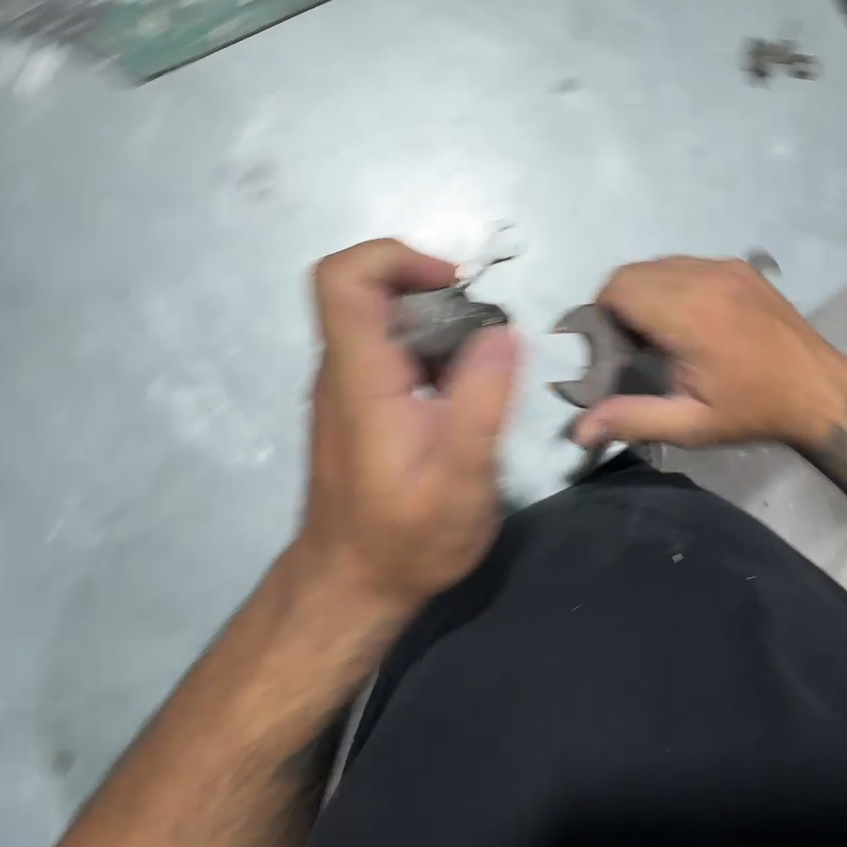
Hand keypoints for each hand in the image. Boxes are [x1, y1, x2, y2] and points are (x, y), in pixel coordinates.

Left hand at [301, 240, 520, 607]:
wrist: (351, 588)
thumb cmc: (405, 540)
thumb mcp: (460, 479)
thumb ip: (481, 401)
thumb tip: (503, 330)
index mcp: (360, 378)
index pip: (343, 278)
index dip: (395, 257)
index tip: (454, 285)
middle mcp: (343, 372)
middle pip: (372, 292)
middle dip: (438, 297)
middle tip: (489, 341)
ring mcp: (349, 390)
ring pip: (388, 323)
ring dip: (443, 329)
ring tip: (486, 375)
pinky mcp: (362, 408)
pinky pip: (396, 355)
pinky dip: (437, 356)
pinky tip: (465, 400)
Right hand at [571, 257, 846, 449]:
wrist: (818, 390)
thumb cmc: (753, 411)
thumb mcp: (692, 425)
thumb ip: (632, 419)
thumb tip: (578, 430)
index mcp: (691, 316)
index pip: (619, 289)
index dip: (603, 317)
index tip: (615, 352)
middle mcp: (706, 279)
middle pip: (633, 273)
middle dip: (619, 306)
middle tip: (634, 347)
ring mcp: (725, 267)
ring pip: (658, 265)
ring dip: (645, 293)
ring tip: (661, 335)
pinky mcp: (739, 266)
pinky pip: (685, 264)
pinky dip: (671, 285)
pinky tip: (688, 321)